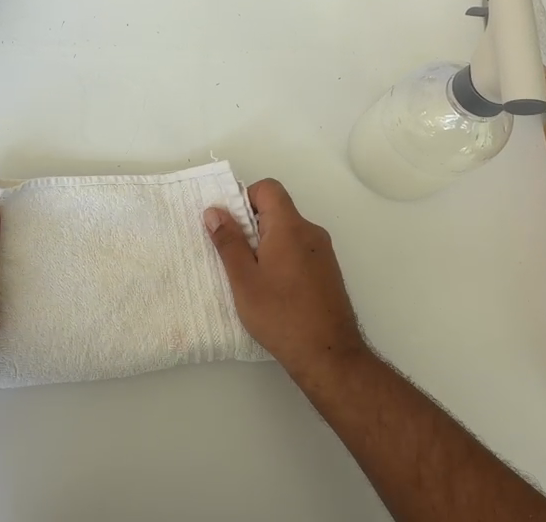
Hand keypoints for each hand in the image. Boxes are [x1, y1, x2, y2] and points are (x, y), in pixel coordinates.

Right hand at [206, 179, 368, 378]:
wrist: (330, 357)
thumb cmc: (281, 316)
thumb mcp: (244, 280)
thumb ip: (229, 241)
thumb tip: (215, 212)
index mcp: (290, 227)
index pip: (268, 188)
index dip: (245, 198)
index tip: (231, 227)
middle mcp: (311, 232)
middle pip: (277, 210)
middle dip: (252, 225)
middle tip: (236, 257)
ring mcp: (324, 253)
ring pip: (288, 232)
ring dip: (267, 244)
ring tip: (253, 278)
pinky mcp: (329, 272)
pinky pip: (300, 250)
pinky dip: (282, 258)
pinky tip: (274, 290)